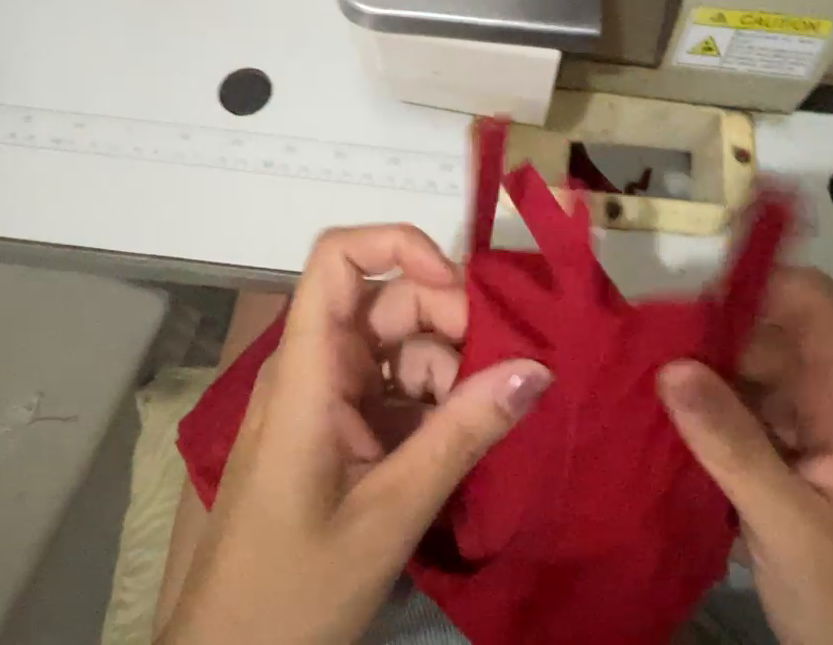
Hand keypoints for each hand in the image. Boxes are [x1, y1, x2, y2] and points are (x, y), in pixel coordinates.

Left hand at [160, 225, 551, 644]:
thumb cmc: (294, 586)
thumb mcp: (391, 511)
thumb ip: (463, 434)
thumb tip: (538, 369)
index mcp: (307, 368)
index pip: (337, 258)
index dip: (399, 246)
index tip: (459, 288)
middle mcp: (315, 365)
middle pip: (386, 300)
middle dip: (448, 322)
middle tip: (498, 371)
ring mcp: (326, 397)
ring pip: (398, 345)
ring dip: (448, 369)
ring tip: (481, 419)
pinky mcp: (340, 428)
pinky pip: (395, 388)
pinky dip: (434, 401)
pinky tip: (460, 436)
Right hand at [657, 268, 832, 644]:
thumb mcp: (796, 531)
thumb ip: (735, 450)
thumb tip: (671, 367)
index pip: (817, 308)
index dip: (760, 280)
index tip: (688, 279)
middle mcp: (831, 402)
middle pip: (772, 330)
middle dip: (710, 320)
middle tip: (638, 322)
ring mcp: (803, 427)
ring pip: (746, 365)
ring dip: (696, 358)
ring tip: (631, 354)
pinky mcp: (777, 453)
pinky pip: (734, 404)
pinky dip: (696, 399)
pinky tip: (650, 400)